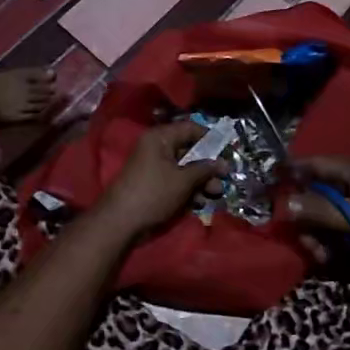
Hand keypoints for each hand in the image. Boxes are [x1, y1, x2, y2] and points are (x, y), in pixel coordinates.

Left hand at [95, 122, 223, 240]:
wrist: (121, 221)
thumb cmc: (154, 193)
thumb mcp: (183, 180)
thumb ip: (205, 169)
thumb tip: (223, 163)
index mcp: (160, 138)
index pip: (190, 129)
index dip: (210, 139)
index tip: (228, 152)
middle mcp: (157, 148)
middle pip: (188, 150)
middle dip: (207, 166)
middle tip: (224, 180)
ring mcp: (154, 166)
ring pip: (184, 169)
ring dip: (200, 182)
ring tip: (215, 195)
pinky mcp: (154, 184)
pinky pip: (176, 181)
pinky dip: (188, 190)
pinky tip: (199, 203)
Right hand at [285, 156, 349, 265]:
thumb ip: (318, 210)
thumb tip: (283, 204)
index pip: (315, 163)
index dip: (291, 169)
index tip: (269, 177)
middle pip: (319, 192)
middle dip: (306, 216)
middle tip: (300, 237)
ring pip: (329, 213)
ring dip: (318, 234)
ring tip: (319, 254)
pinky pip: (343, 226)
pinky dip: (333, 240)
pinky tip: (331, 257)